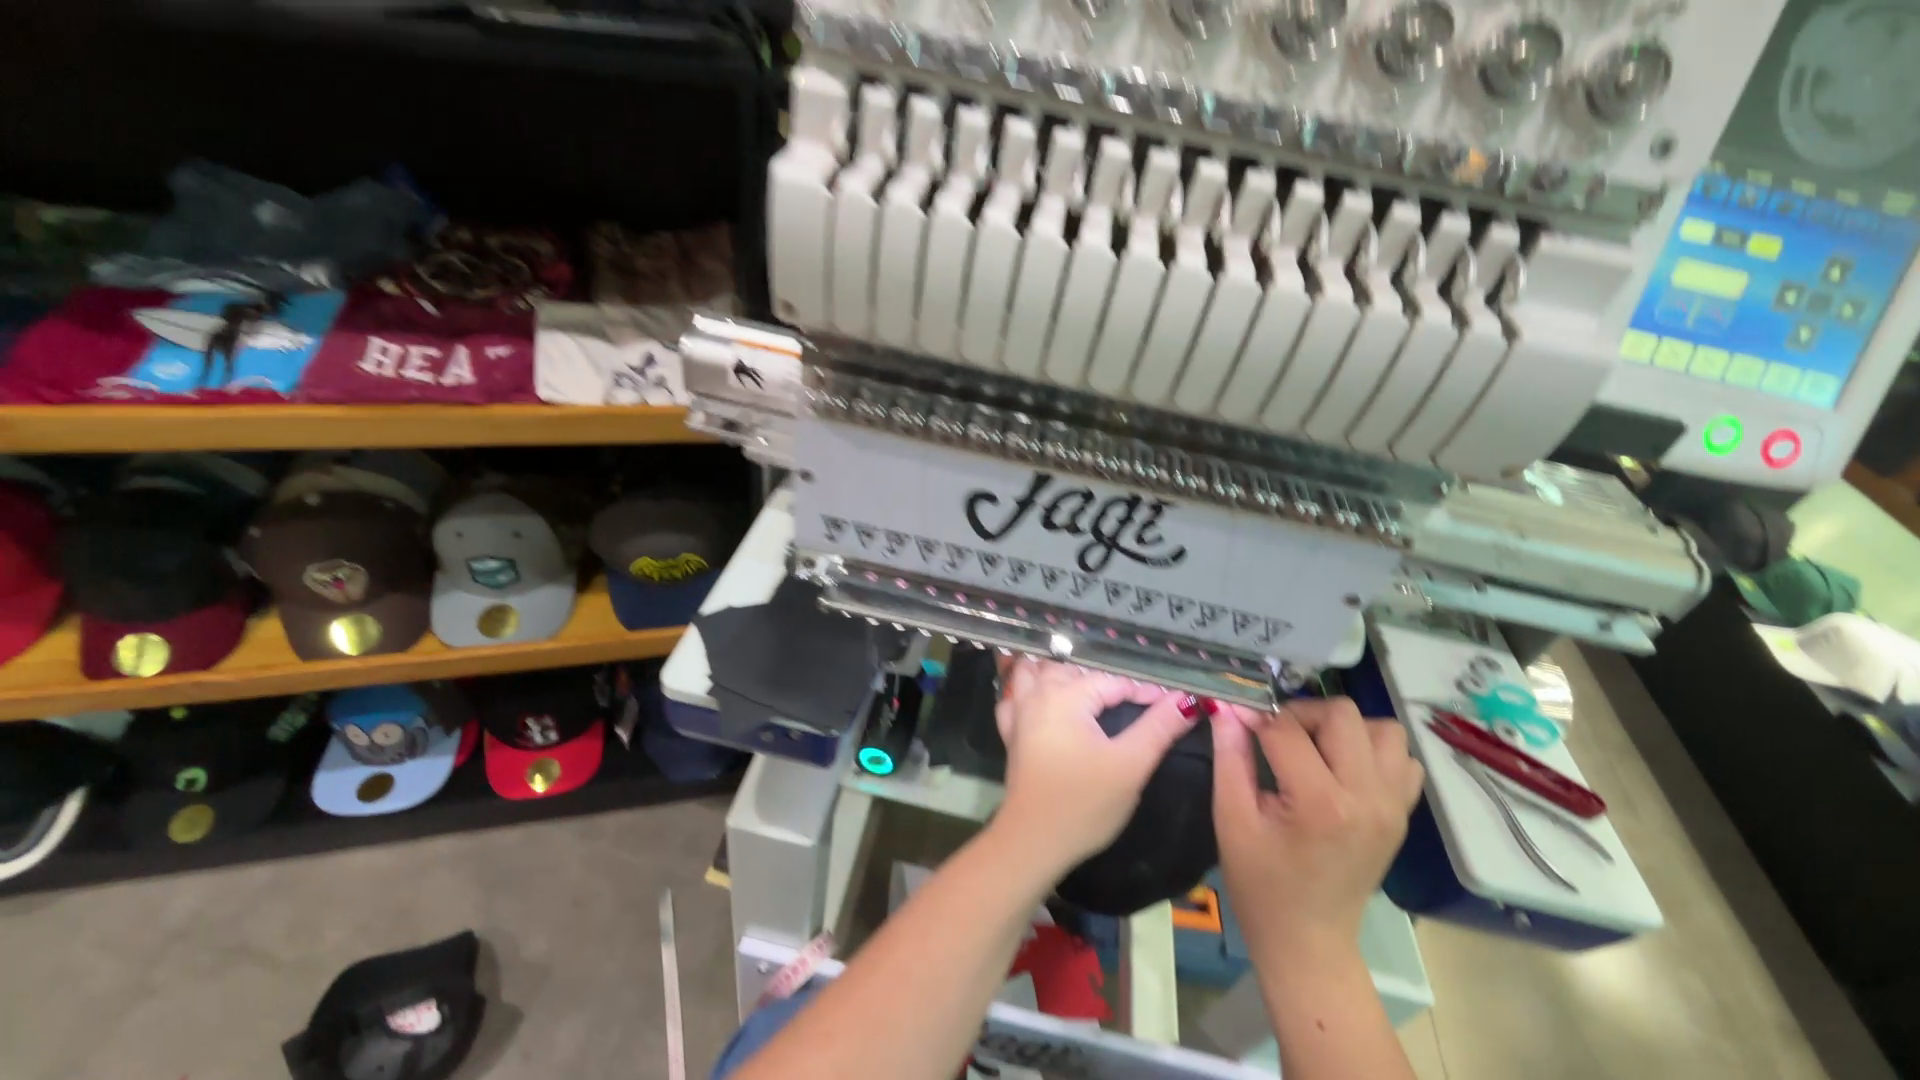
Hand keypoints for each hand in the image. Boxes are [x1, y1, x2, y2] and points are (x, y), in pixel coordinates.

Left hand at [992, 659, 1199, 866]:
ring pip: (1038, 672)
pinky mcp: (1011, 733)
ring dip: (1062, 671)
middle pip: (1076, 668)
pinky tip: (1046, 696)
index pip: (1114, 679)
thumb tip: (1189, 699)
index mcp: (1065, 695)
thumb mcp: (1130, 765)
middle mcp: (1037, 694)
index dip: (1146, 690)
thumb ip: (1159, 727)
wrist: (1033, 843)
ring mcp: (1018, 712)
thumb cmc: (1084, 804)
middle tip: (1138, 696)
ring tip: (1091, 684)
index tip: (1172, 702)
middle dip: (1108, 677)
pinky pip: (1017, 696)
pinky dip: (1030, 689)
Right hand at [1211, 698, 1424, 958]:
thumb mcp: (1231, 819)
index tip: (1238, 725)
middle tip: (1277, 737)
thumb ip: (1229, 756)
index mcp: (1320, 802)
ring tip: (1315, 750)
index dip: (1255, 719)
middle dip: (1302, 715)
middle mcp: (1367, 796)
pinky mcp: (1402, 814)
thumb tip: (1227, 708)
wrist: (1307, 938)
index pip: (1286, 729)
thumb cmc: (1260, 883)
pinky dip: (1373, 752)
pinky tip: (1343, 770)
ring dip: (1344, 729)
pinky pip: (1401, 759)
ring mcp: (1393, 806)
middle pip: (1342, 715)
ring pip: (1381, 729)